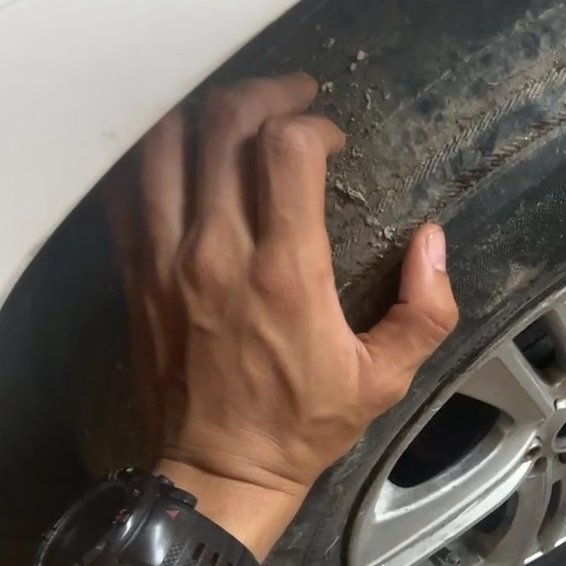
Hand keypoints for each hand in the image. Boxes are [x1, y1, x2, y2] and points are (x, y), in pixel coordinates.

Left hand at [108, 75, 458, 504]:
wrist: (222, 468)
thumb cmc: (305, 425)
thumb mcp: (387, 379)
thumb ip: (425, 311)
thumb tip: (433, 243)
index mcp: (285, 275)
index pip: (285, 152)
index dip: (313, 127)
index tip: (332, 141)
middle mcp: (217, 253)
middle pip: (224, 128)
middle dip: (264, 97)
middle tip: (292, 100)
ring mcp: (166, 259)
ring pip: (167, 143)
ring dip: (208, 112)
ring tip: (240, 113)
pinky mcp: (136, 273)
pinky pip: (132, 185)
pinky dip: (158, 152)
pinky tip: (187, 152)